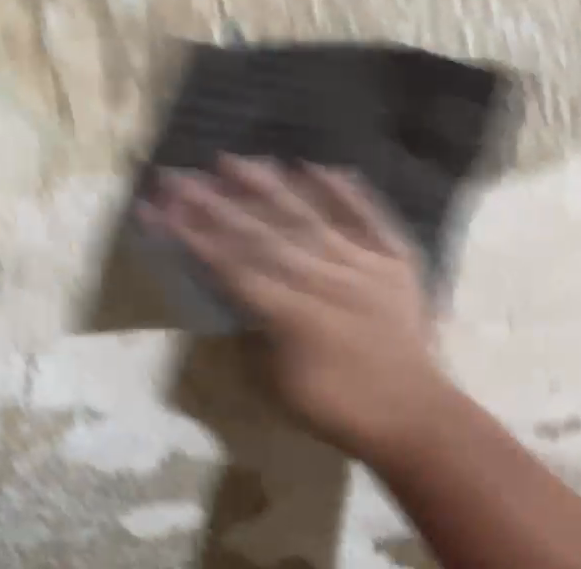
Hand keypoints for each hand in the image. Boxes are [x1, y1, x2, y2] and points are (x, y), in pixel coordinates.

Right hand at [143, 156, 454, 466]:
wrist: (421, 420)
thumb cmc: (341, 410)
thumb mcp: (279, 385)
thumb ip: (255, 335)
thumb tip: (238, 298)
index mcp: (290, 314)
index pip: (228, 264)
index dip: (190, 235)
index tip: (160, 208)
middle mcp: (323, 279)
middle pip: (259, 234)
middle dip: (213, 204)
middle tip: (180, 177)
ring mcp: (361, 265)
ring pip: (307, 217)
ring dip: (267, 187)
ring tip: (234, 159)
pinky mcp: (394, 261)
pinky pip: (368, 219)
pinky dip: (345, 192)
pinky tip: (319, 166)